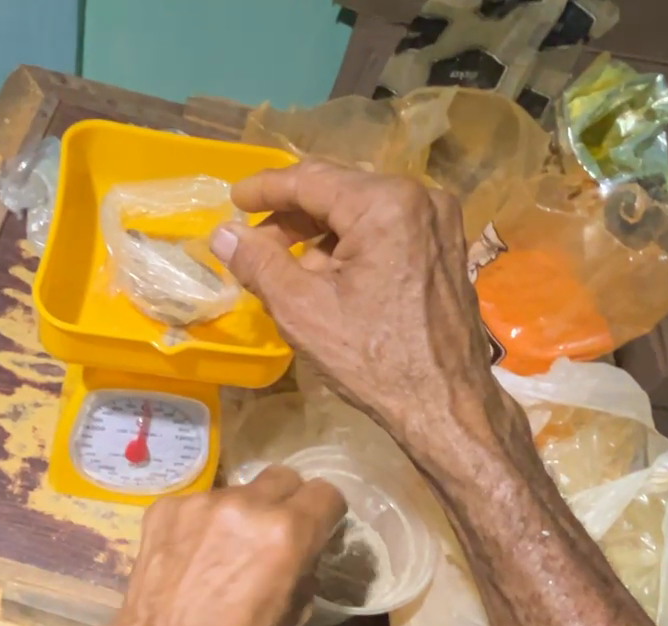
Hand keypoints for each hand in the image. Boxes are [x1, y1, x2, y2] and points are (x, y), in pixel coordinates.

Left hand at [104, 465, 344, 625]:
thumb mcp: (293, 615)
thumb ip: (305, 566)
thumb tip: (304, 547)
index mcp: (286, 532)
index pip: (326, 493)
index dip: (325, 513)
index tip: (316, 528)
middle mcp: (245, 505)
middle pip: (283, 478)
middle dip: (285, 503)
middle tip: (271, 536)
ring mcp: (201, 502)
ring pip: (238, 491)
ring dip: (240, 514)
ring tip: (223, 552)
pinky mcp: (166, 507)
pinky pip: (199, 504)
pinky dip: (202, 523)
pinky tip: (192, 556)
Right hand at [209, 163, 529, 474]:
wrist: (441, 402)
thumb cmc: (370, 358)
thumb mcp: (302, 310)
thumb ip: (258, 264)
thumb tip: (224, 234)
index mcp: (385, 204)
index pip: (311, 180)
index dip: (266, 189)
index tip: (233, 200)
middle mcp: (419, 198)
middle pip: (339, 192)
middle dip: (291, 216)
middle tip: (252, 241)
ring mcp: (438, 222)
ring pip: (361, 213)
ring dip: (318, 235)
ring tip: (283, 268)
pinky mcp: (444, 248)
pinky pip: (385, 231)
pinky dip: (348, 246)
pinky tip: (325, 277)